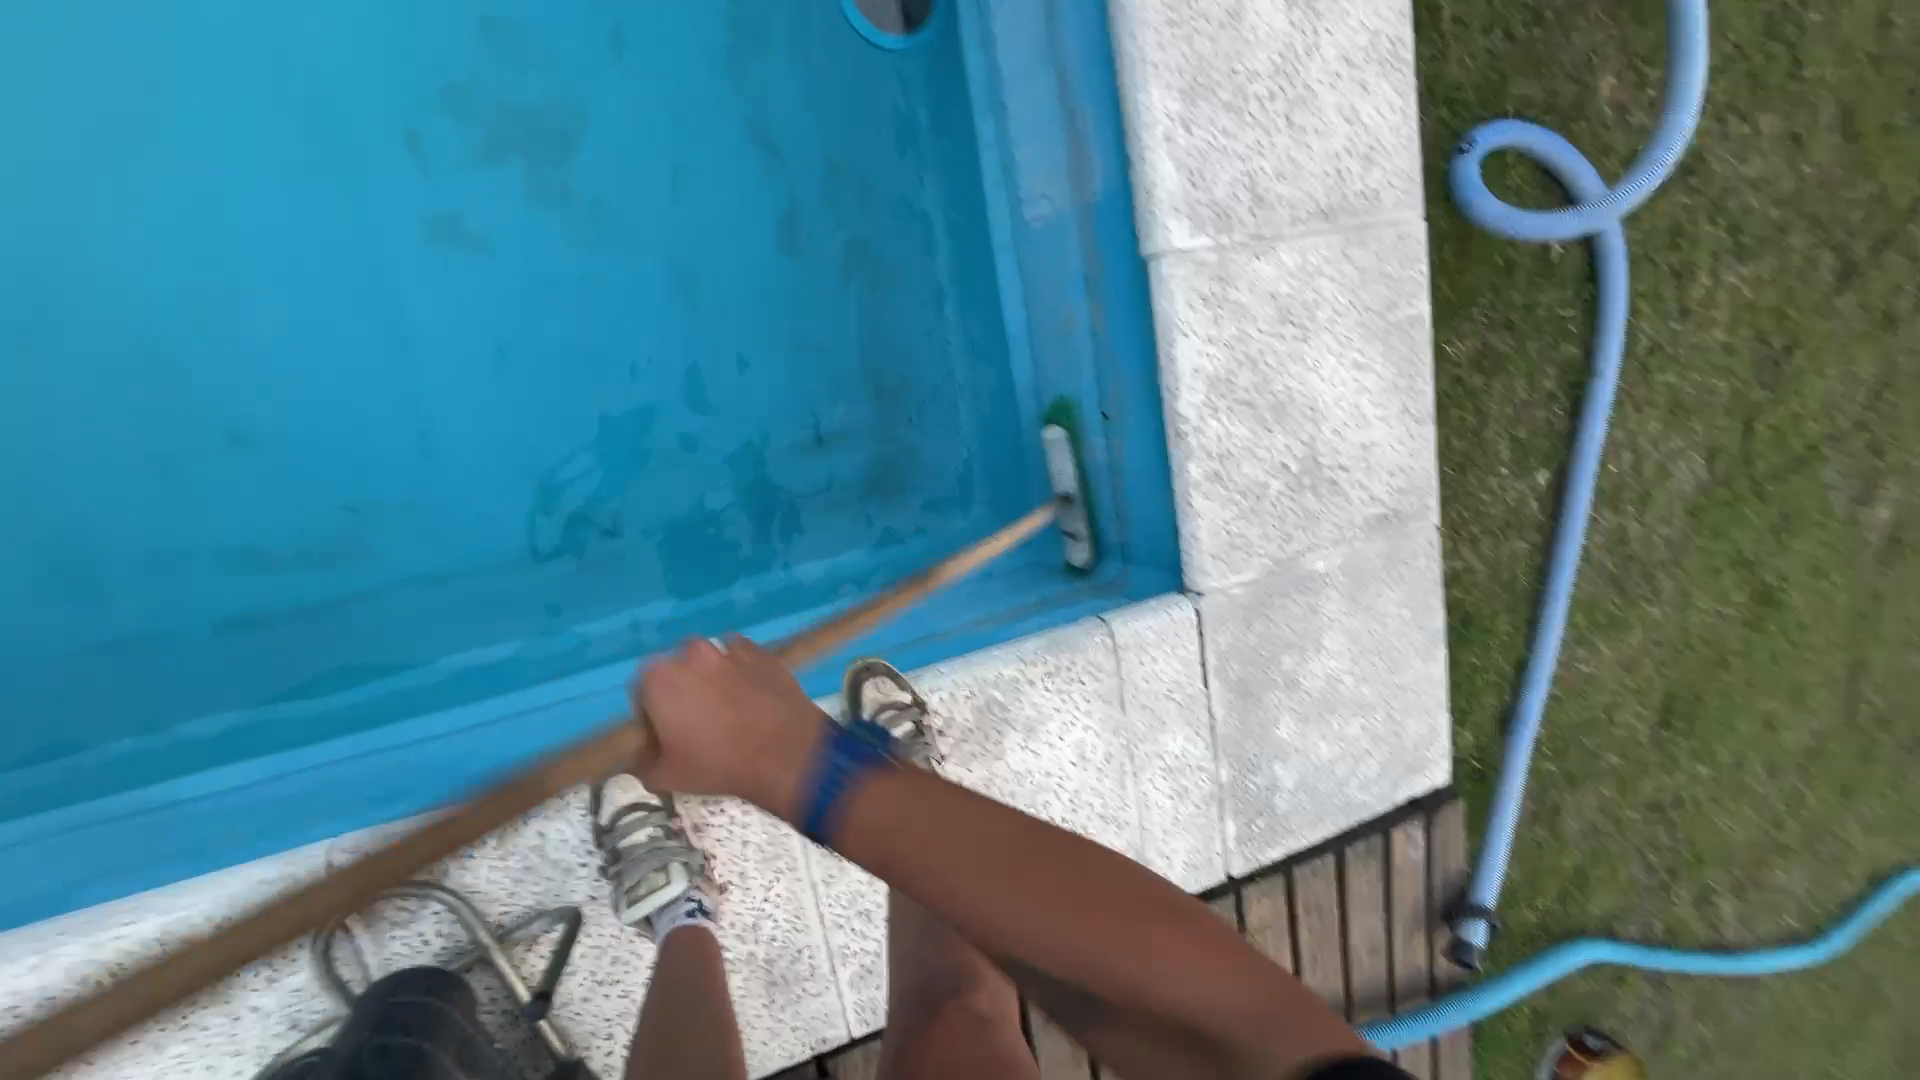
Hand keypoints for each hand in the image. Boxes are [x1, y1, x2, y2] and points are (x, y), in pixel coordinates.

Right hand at [630, 635, 829, 820]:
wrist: (785, 752)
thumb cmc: (718, 764)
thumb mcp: (666, 777)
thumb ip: (642, 764)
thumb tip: (642, 757)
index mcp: (659, 678)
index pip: (642, 691)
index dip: (651, 713)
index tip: (666, 733)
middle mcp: (691, 653)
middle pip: (676, 670)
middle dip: (682, 690)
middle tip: (697, 720)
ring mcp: (729, 648)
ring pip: (710, 661)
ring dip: (711, 677)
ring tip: (727, 708)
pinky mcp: (761, 652)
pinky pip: (742, 657)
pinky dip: (741, 670)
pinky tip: (751, 694)